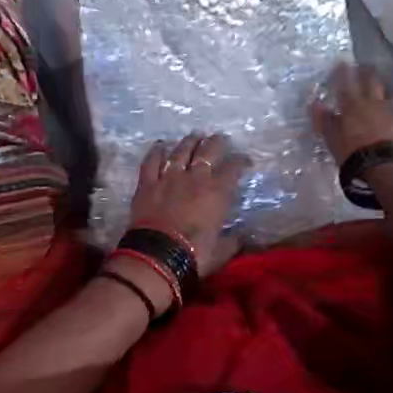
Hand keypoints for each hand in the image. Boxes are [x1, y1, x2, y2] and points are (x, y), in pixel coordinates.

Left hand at [127, 133, 246, 275]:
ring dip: (189, 142)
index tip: (245, 161)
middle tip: (220, 138)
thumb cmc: (194, 256)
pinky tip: (160, 145)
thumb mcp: (222, 252)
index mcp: (217, 192)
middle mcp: (195, 178)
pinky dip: (156, 152)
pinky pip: (152, 162)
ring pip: (181, 151)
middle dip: (216, 142)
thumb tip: (242, 237)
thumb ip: (233, 241)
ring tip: (195, 135)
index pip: (234, 168)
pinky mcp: (147, 184)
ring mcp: (169, 178)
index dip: (241, 161)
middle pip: (208, 151)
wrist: (157, 257)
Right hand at [310, 63, 392, 163]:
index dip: (343, 72)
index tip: (341, 61)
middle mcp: (374, 104)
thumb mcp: (332, 139)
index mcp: (353, 106)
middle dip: (367, 73)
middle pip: (372, 83)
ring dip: (387, 93)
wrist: (386, 166)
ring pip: (391, 96)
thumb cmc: (353, 153)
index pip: (346, 84)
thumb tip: (315, 104)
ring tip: (386, 92)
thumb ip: (325, 120)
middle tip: (366, 66)